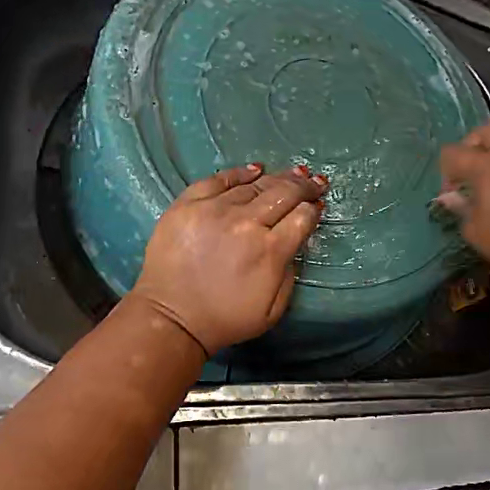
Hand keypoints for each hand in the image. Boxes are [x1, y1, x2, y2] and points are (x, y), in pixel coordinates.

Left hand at [128, 164, 327, 355]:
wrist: (172, 318)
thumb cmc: (225, 320)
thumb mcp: (273, 310)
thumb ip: (290, 274)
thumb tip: (294, 244)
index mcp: (270, 250)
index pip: (302, 217)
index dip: (313, 209)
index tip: (317, 206)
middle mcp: (246, 223)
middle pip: (283, 193)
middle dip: (304, 186)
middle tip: (314, 182)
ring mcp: (215, 209)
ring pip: (254, 185)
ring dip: (277, 178)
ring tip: (292, 174)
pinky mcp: (188, 204)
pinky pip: (218, 180)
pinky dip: (239, 173)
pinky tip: (255, 170)